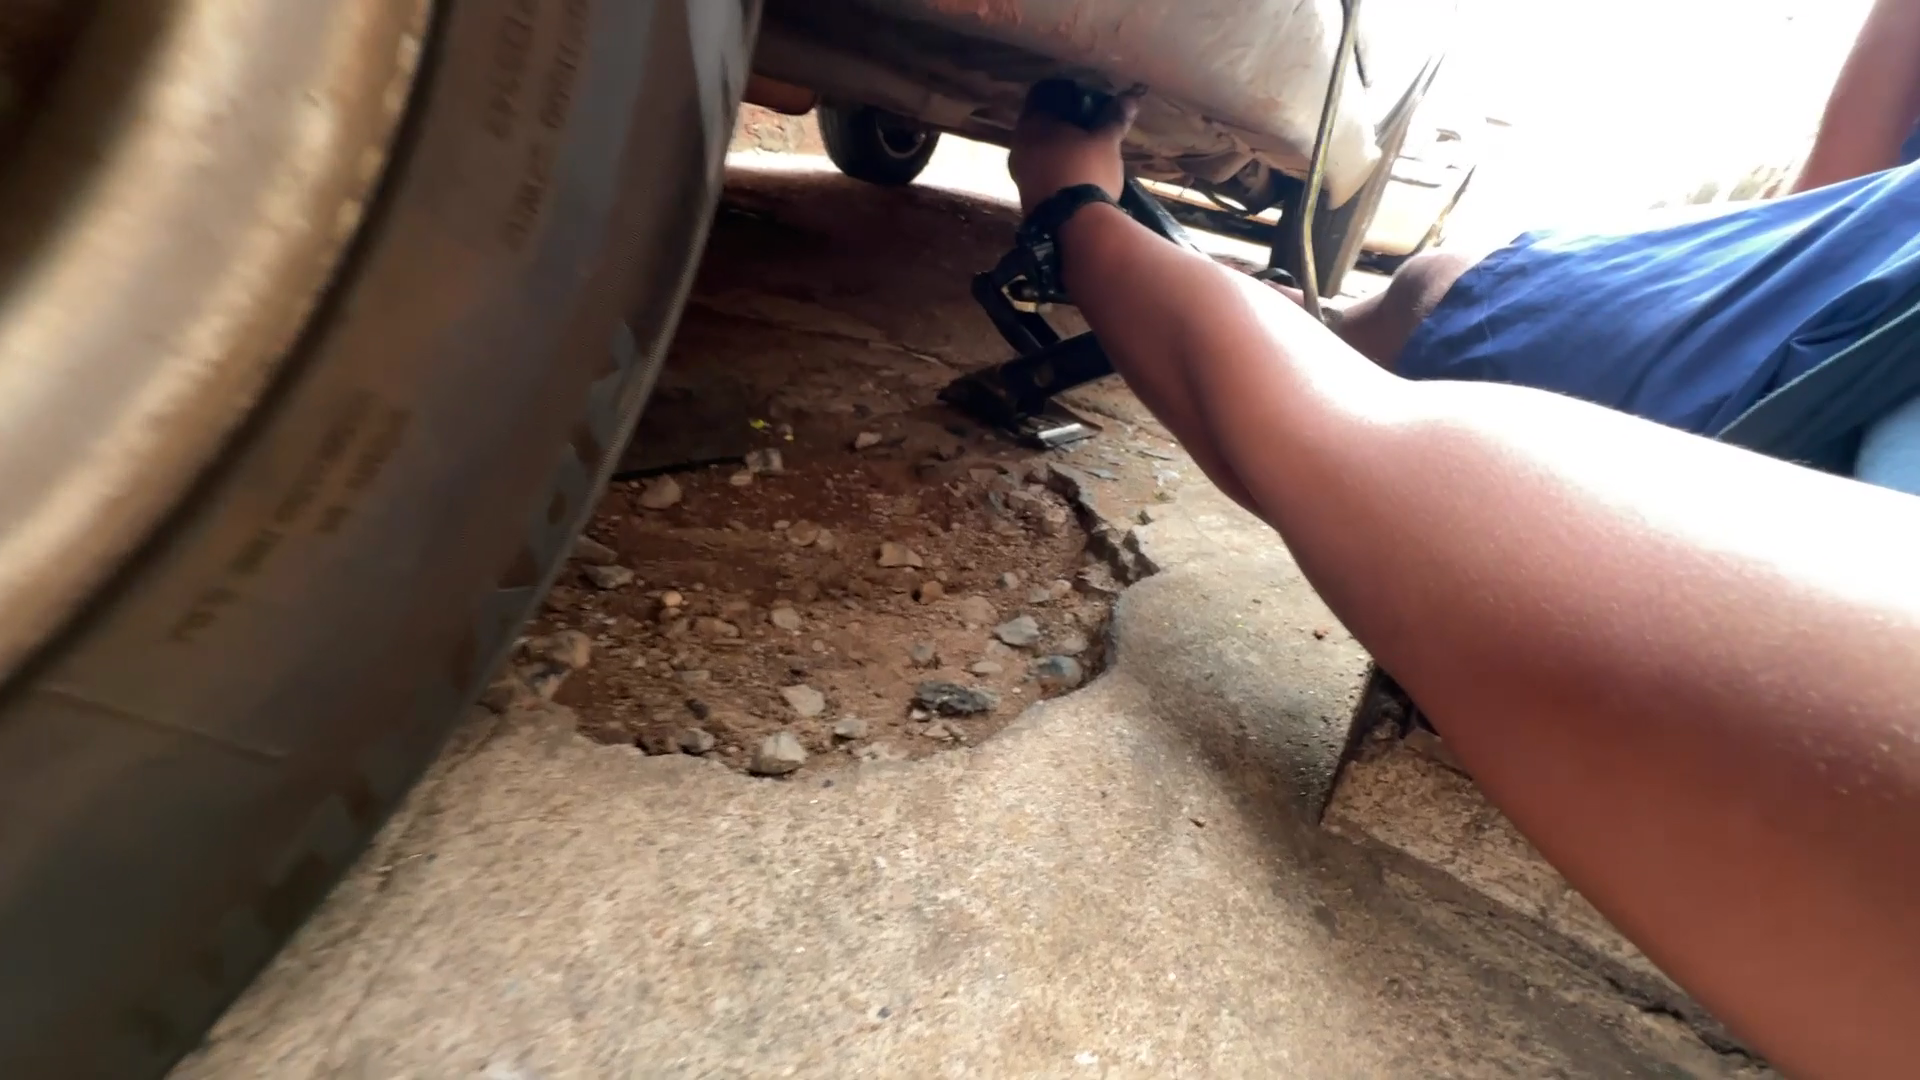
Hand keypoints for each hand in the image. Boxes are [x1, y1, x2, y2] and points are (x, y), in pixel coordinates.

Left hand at [1008, 84, 1138, 214]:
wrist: (1073, 228)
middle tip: (1087, 125)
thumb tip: (1132, 95)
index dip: (1063, 92)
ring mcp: (1018, 177)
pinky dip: (1055, 171)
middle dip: (1061, 123)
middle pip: (1038, 125)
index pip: (1041, 93)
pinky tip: (1075, 175)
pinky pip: (1040, 175)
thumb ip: (1115, 116)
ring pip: (1038, 152)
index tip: (1084, 99)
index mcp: (1031, 124)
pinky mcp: (1026, 201)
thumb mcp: (1107, 141)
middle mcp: (1017, 148)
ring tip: (1084, 152)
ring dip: (1058, 150)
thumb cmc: (1088, 172)